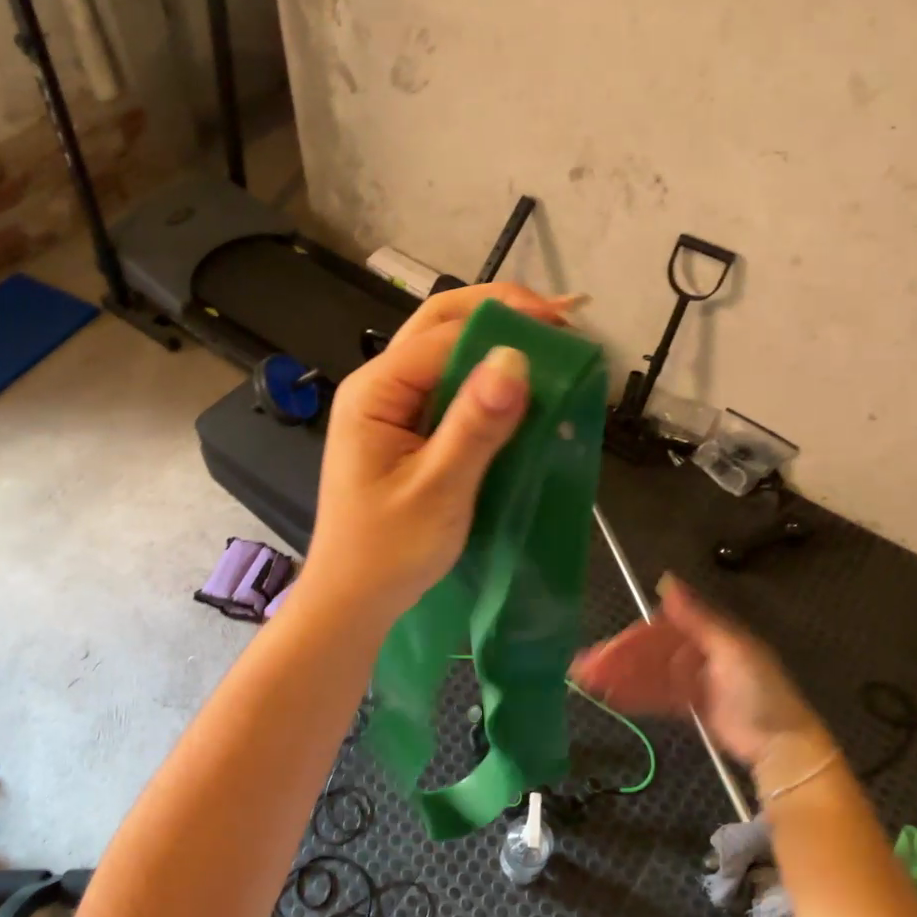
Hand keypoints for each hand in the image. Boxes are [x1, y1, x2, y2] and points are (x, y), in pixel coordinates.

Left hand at [295, 283, 577, 624]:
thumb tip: (515, 357)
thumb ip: (475, 424)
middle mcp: (379, 387)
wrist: (352, 600)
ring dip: (497, 345)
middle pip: (441, 326)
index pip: (444, 333)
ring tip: (553, 348)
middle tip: (561, 323)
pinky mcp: (406, 431)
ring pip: (447, 354)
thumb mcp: (438, 489)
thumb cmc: (388, 553)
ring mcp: (390, 408)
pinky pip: (448, 390)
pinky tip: (523, 390)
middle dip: (501, 316)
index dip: (505, 322)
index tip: (564, 329)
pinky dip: (487, 383)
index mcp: (375, 392)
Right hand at [570, 576, 823, 765]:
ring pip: (648, 674)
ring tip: (587, 683)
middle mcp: (697, 651)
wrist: (782, 743)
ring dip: (619, 676)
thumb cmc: (760, 691)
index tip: (603, 649)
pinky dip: (634, 694)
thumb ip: (696, 617)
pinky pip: (657, 695)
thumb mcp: (731, 649)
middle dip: (616, 659)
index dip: (630, 639)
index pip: (659, 630)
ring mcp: (693, 679)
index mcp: (708, 633)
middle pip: (649, 652)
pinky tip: (611, 697)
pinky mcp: (692, 704)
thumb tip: (666, 580)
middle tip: (582, 668)